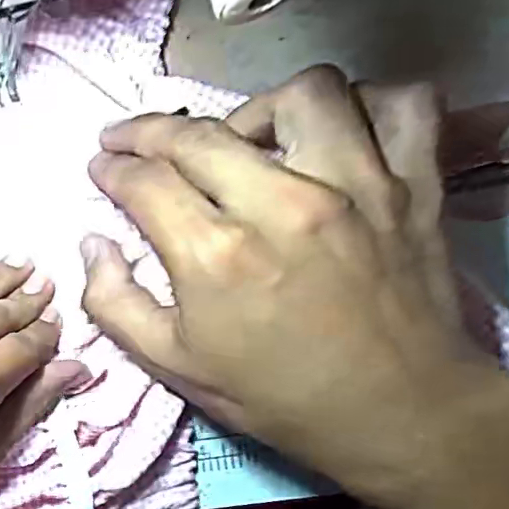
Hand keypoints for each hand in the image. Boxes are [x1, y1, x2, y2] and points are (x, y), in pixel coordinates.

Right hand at [82, 66, 508, 508]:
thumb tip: (94, 245)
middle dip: (148, 131)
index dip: (112, 169)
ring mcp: (358, 185)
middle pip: (200, 133)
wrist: (394, 414)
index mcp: (215, 256)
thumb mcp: (174, 367)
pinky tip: (336, 133)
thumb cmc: (274, 396)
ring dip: (255, 109)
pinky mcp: (415, 184)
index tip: (101, 166)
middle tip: (133, 141)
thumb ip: (116, 305)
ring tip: (242, 141)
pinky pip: (401, 104)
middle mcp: (282, 203)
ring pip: (302, 94)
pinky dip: (366, 104)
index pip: (146, 182)